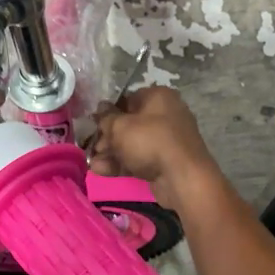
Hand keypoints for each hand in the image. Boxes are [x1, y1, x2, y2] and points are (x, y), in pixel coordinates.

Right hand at [89, 87, 220, 210]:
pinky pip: (141, 159)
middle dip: (108, 137)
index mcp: (158, 97)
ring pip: (133, 143)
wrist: (182, 177)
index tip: (93, 124)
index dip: (108, 112)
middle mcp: (166, 114)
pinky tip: (101, 171)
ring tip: (91, 163)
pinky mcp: (166, 161)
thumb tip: (100, 109)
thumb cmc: (150, 141)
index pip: (127, 99)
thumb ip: (106, 118)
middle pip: (129, 123)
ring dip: (111, 153)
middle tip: (93, 147)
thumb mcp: (120, 127)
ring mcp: (167, 140)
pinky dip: (122, 164)